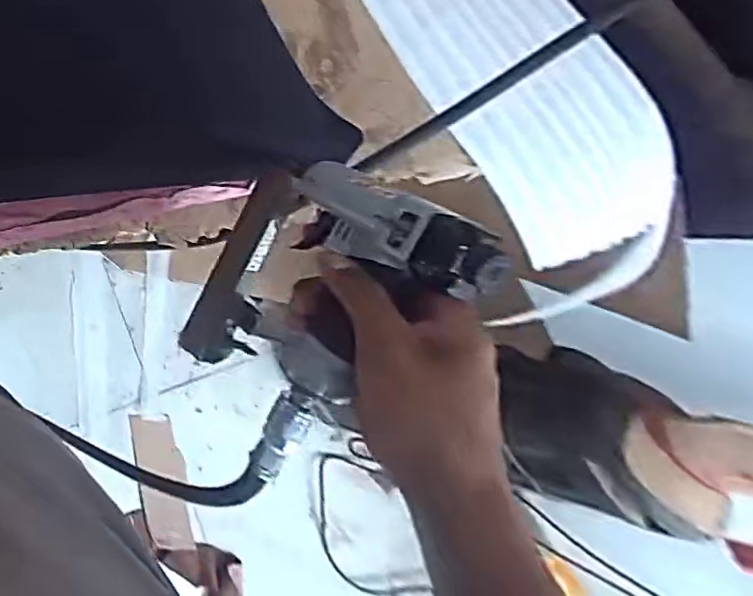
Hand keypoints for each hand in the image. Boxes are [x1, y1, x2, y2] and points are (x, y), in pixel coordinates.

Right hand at [293, 250, 505, 496]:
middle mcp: (445, 336)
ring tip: (299, 323)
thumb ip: (360, 294)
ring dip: (334, 319)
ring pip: (373, 324)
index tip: (321, 257)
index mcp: (453, 319)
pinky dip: (346, 345)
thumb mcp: (385, 344)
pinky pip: (374, 351)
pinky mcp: (411, 388)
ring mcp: (429, 364)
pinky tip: (319, 348)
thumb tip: (333, 257)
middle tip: (300, 301)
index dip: (360, 257)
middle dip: (336, 294)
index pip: (403, 268)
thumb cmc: (422, 415)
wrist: (445, 496)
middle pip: (382, 296)